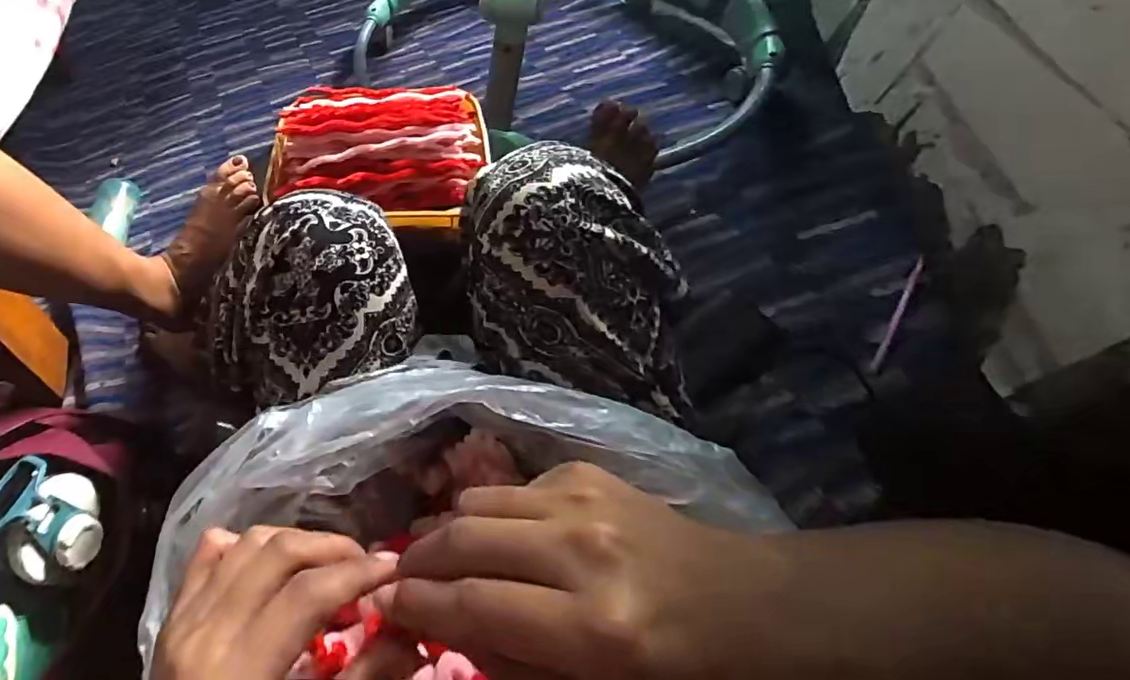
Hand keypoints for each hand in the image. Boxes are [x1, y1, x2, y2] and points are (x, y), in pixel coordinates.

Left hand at [153, 526, 399, 679]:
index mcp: (239, 670)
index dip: (355, 574)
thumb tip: (406, 637)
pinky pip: (208, 554)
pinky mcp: (172, 617)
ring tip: (326, 563)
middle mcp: (206, 631)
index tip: (391, 567)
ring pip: (245, 544)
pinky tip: (270, 563)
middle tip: (364, 563)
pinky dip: (244, 546)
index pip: (306, 594)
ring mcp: (183, 618)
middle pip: (277, 554)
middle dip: (330, 548)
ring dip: (293, 542)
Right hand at [385, 461, 782, 679]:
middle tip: (399, 573)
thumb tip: (447, 627)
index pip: (478, 604)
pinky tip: (501, 535)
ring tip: (438, 549)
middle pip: (466, 538)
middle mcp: (580, 548)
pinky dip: (491, 511)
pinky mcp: (581, 470)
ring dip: (448, 526)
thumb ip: (515, 661)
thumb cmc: (672, 666)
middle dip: (421, 558)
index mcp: (594, 625)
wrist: (742, 602)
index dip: (422, 604)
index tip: (387, 603)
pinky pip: (511, 487)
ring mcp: (580, 496)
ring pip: (479, 499)